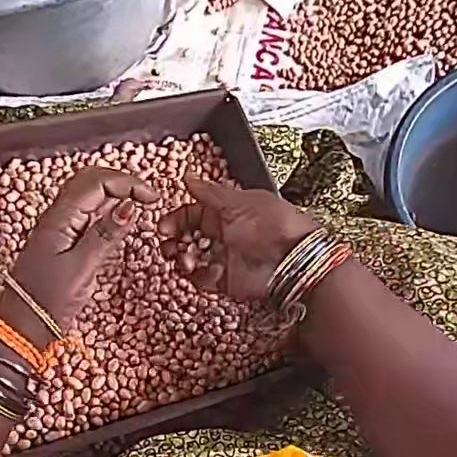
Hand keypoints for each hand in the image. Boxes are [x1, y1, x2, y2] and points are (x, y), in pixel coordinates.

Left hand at [4, 166, 158, 342]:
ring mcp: (61, 227)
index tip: (152, 197)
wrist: (24, 321)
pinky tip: (120, 219)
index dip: (128, 183)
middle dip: (122, 181)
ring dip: (115, 192)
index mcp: (60, 218)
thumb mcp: (82, 268)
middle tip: (148, 196)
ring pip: (89, 195)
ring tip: (140, 203)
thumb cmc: (49, 299)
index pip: (97, 183)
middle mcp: (58, 216)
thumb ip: (105, 235)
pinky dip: (107, 209)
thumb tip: (129, 206)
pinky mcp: (64, 239)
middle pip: (92, 180)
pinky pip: (87, 213)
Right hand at [157, 174, 318, 299]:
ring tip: (185, 260)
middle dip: (173, 242)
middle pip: (187, 238)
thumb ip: (208, 193)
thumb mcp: (237, 203)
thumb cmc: (271, 224)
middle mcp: (222, 234)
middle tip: (168, 245)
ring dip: (182, 259)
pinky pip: (201, 279)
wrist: (292, 258)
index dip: (175, 220)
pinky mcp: (225, 280)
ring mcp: (223, 258)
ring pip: (190, 259)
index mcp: (225, 211)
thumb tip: (187, 176)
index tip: (163, 226)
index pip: (191, 214)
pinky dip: (199, 276)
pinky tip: (209, 271)